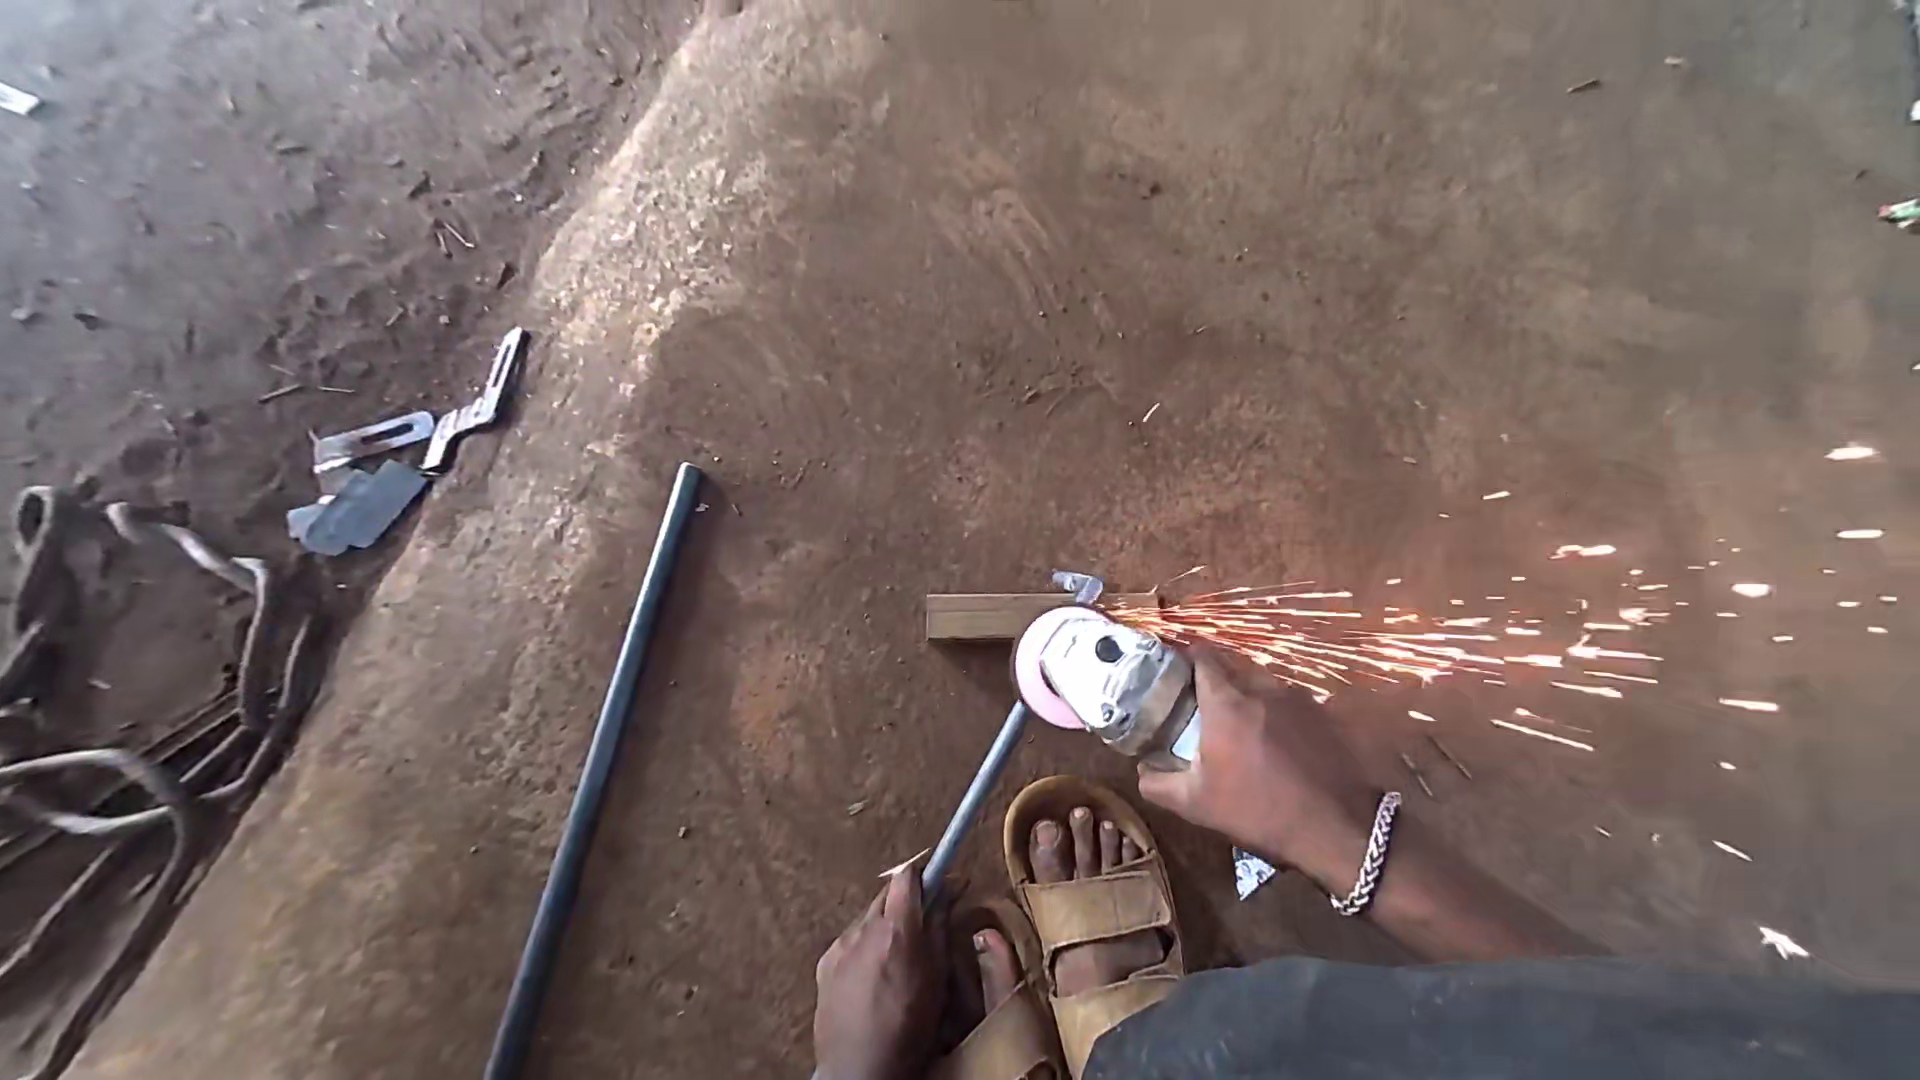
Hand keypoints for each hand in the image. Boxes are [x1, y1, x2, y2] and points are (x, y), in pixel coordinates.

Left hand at [813, 869, 945, 1079]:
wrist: (861, 1072)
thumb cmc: (910, 1028)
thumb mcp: (937, 974)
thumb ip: (939, 924)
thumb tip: (949, 887)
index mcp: (897, 928)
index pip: (907, 875)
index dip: (923, 872)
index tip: (936, 877)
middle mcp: (865, 927)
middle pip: (887, 893)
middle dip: (904, 900)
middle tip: (919, 922)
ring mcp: (841, 944)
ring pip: (868, 917)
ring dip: (883, 924)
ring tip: (893, 957)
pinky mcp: (825, 963)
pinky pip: (849, 940)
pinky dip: (863, 947)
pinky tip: (871, 975)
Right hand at [1137, 646, 1378, 890]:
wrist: (1342, 832)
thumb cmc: (1260, 811)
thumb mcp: (1196, 804)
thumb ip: (1157, 783)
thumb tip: (1141, 769)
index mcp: (1226, 702)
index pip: (1201, 656)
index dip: (1185, 656)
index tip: (1174, 669)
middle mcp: (1261, 688)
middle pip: (1231, 666)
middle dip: (1214, 677)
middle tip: (1202, 702)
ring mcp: (1298, 699)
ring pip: (1262, 683)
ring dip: (1247, 695)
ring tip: (1241, 724)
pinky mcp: (1324, 715)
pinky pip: (1289, 701)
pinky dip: (1276, 712)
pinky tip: (1277, 742)